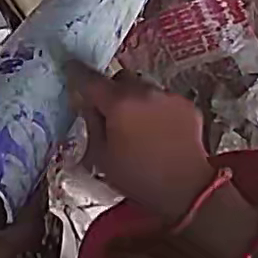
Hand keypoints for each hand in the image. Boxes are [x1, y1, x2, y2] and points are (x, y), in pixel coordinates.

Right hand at [66, 62, 215, 224]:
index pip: (90, 79)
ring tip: (138, 124)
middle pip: (119, 77)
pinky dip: (156, 108)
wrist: (188, 189)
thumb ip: (91, 123)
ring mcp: (168, 96)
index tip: (70, 68)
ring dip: (135, 98)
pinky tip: (159, 130)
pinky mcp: (186, 104)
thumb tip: (88, 104)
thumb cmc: (138, 177)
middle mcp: (144, 92)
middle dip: (111, 90)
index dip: (76, 72)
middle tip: (110, 112)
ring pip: (143, 87)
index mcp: (118, 104)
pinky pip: (163, 98)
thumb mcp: (101, 156)